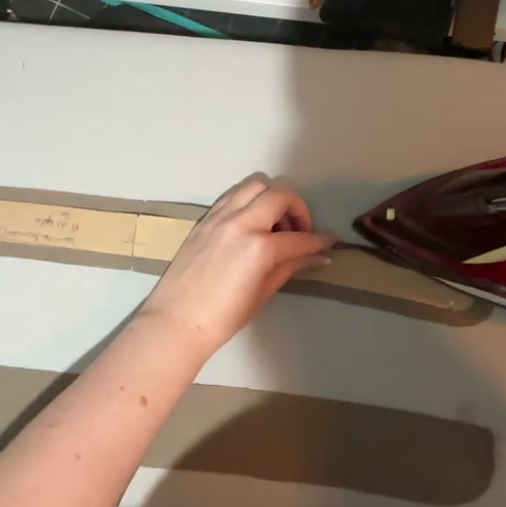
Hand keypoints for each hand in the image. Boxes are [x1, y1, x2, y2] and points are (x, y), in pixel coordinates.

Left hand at [138, 174, 333, 349]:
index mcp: (259, 246)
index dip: (318, 240)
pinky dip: (248, 201)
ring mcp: (220, 217)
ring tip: (273, 223)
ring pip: (255, 185)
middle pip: (280, 195)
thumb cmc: (224, 316)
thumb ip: (291, 266)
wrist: (177, 321)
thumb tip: (318, 256)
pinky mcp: (205, 219)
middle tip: (299, 231)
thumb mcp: (263, 291)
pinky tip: (250, 223)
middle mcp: (241, 222)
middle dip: (297, 209)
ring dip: (271, 198)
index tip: (328, 242)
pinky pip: (232, 195)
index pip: (299, 237)